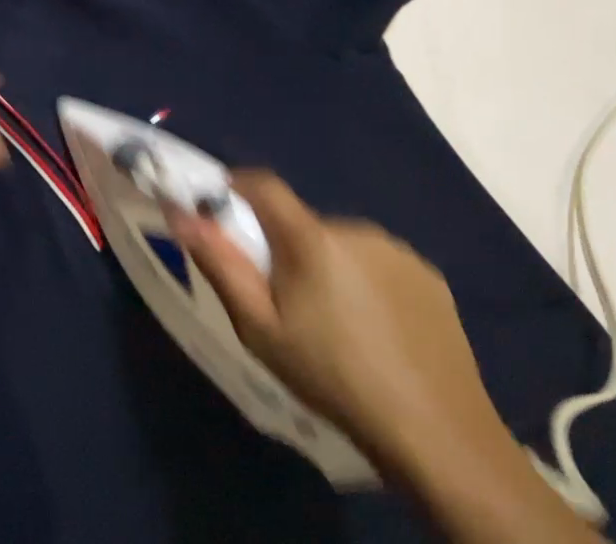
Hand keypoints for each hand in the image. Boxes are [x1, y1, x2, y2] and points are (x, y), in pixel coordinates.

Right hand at [164, 172, 509, 473]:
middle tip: (279, 303)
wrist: (434, 430)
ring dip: (325, 268)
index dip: (234, 189)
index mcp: (311, 238)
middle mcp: (357, 230)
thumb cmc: (331, 376)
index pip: (263, 185)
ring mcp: (399, 253)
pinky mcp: (430, 278)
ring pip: (340, 247)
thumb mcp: (259, 328)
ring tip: (330, 327)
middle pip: (301, 224)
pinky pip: (378, 267)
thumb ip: (220, 264)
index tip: (218, 217)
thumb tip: (181, 212)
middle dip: (282, 249)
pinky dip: (364, 285)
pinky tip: (372, 334)